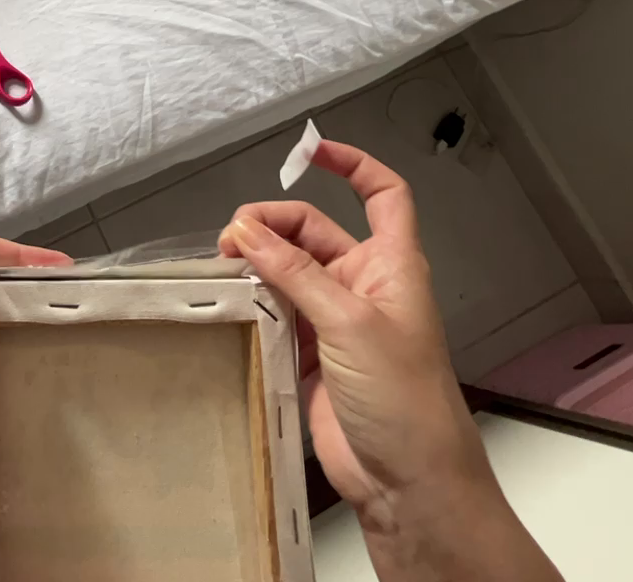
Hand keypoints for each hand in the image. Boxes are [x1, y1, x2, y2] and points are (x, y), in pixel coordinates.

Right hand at [219, 142, 558, 581]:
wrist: (406, 483)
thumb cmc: (406, 401)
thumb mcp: (349, 322)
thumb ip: (294, 272)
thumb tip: (245, 231)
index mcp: (391, 265)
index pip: (382, 195)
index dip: (353, 165)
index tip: (311, 150)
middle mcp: (361, 283)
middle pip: (310, 230)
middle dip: (271, 225)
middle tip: (233, 239)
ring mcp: (332, 316)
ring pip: (284, 268)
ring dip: (255, 263)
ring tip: (226, 269)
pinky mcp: (308, 347)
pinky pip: (272, 307)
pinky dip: (250, 300)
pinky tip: (231, 303)